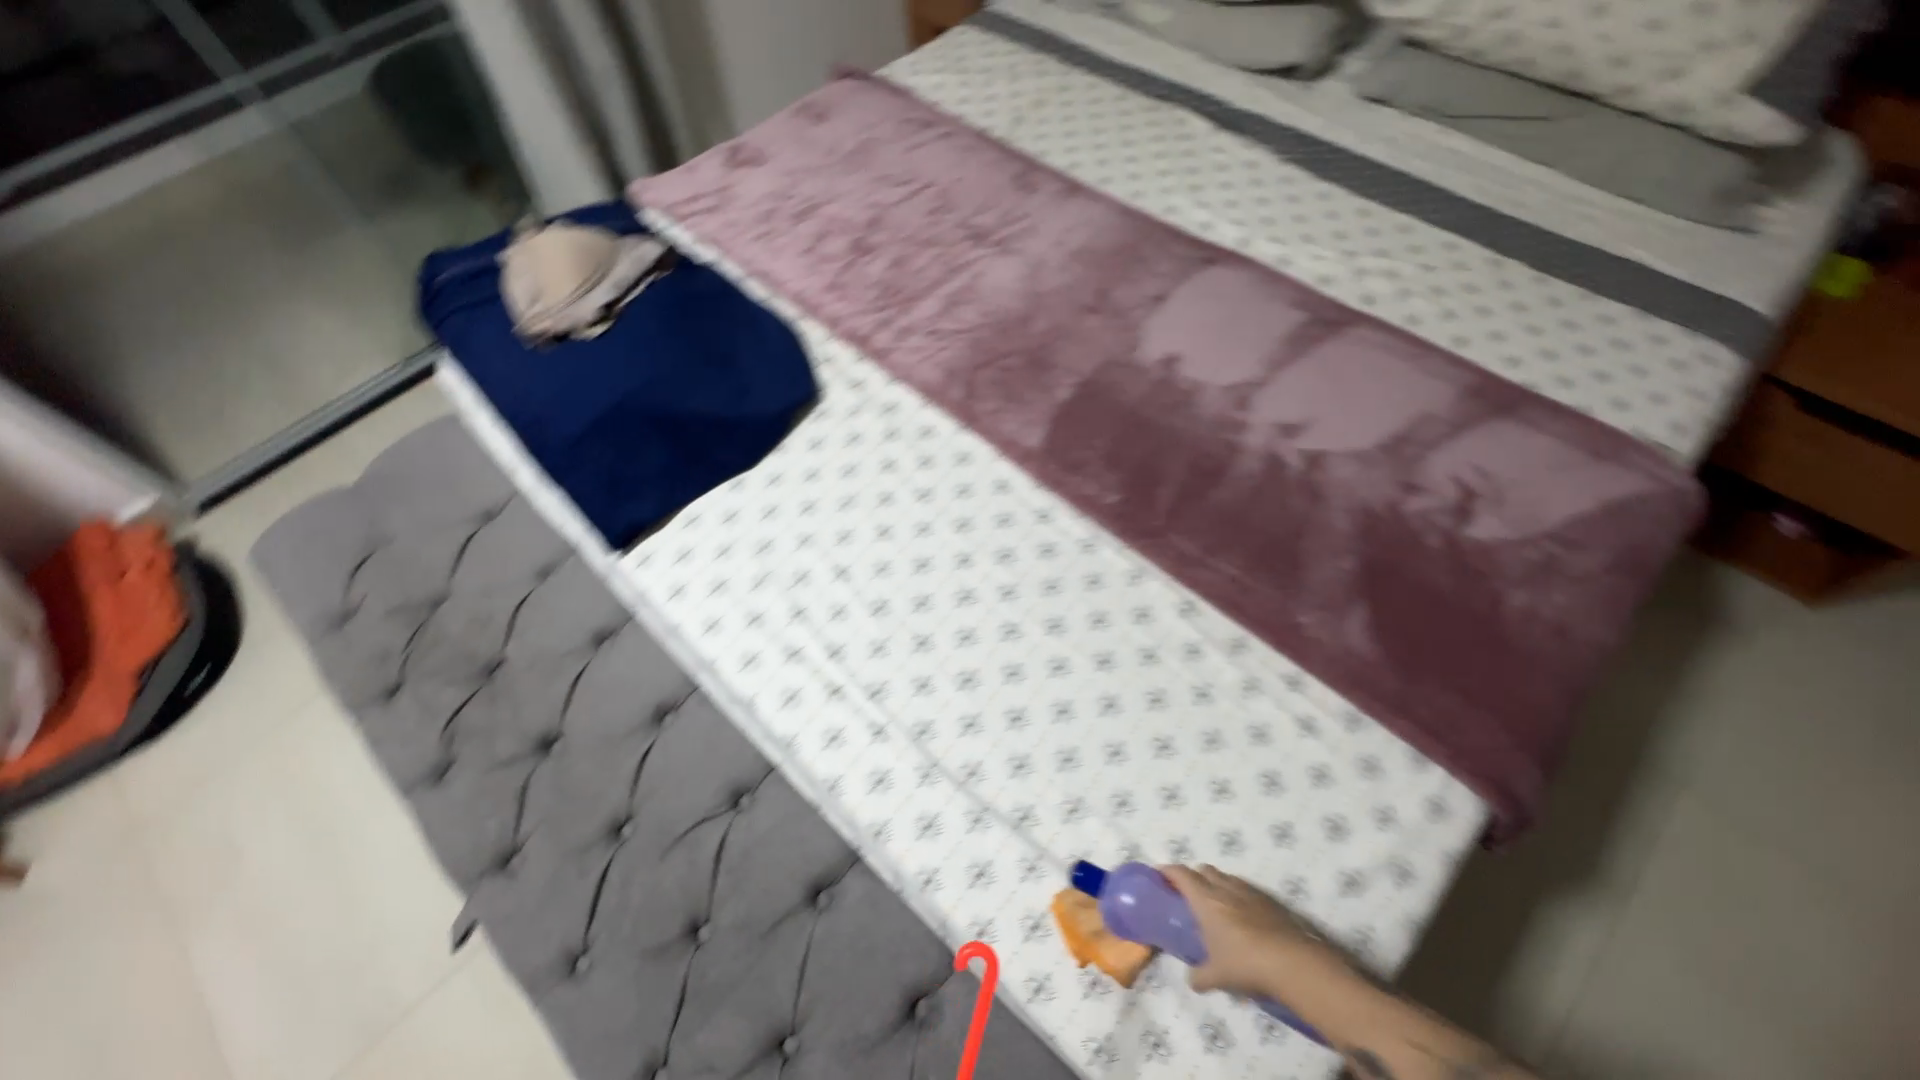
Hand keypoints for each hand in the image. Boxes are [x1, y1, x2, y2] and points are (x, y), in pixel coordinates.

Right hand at [1160, 864, 1347, 999]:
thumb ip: (1199, 976)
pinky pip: (1247, 889)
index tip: (1160, 874)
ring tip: (1217, 905)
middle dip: (1194, 876)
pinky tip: (1244, 916)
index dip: (1169, 871)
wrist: (1292, 962)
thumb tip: (1192, 980)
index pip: (1182, 874)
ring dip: (1217, 884)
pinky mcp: (1270, 900)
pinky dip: (1239, 895)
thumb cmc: (1244, 963)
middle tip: (1189, 894)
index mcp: (1205, 900)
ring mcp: (1250, 892)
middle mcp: (1225, 889)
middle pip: (1204, 869)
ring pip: (1227, 877)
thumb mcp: (1216, 976)